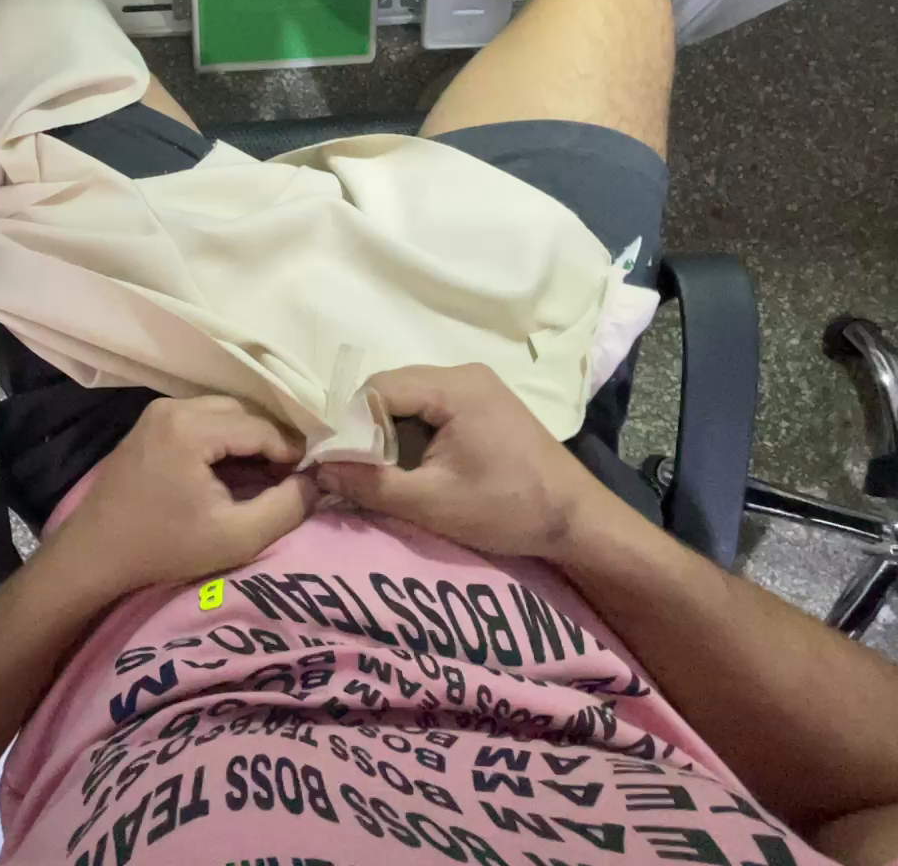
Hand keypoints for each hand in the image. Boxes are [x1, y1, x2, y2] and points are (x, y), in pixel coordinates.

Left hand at [50, 396, 318, 593]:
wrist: (95, 553)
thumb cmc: (164, 547)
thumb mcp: (236, 536)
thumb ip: (286, 507)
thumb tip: (316, 481)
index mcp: (191, 428)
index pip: (261, 427)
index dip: (291, 451)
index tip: (311, 476)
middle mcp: (174, 407)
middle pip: (243, 412)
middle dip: (271, 442)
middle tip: (291, 477)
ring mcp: (159, 412)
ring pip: (224, 413)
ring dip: (249, 439)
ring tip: (267, 476)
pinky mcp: (151, 423)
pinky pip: (202, 420)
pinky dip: (225, 439)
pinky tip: (235, 471)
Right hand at [315, 364, 618, 558]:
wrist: (579, 522)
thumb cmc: (508, 510)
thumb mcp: (432, 503)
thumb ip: (370, 484)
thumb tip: (318, 469)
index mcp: (454, 387)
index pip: (378, 388)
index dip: (351, 423)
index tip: (341, 461)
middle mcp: (462, 374)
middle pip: (390, 388)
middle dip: (367, 426)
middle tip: (358, 467)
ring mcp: (474, 386)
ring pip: (406, 397)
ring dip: (387, 430)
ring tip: (383, 469)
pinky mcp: (481, 402)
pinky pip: (427, 405)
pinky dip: (409, 431)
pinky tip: (411, 462)